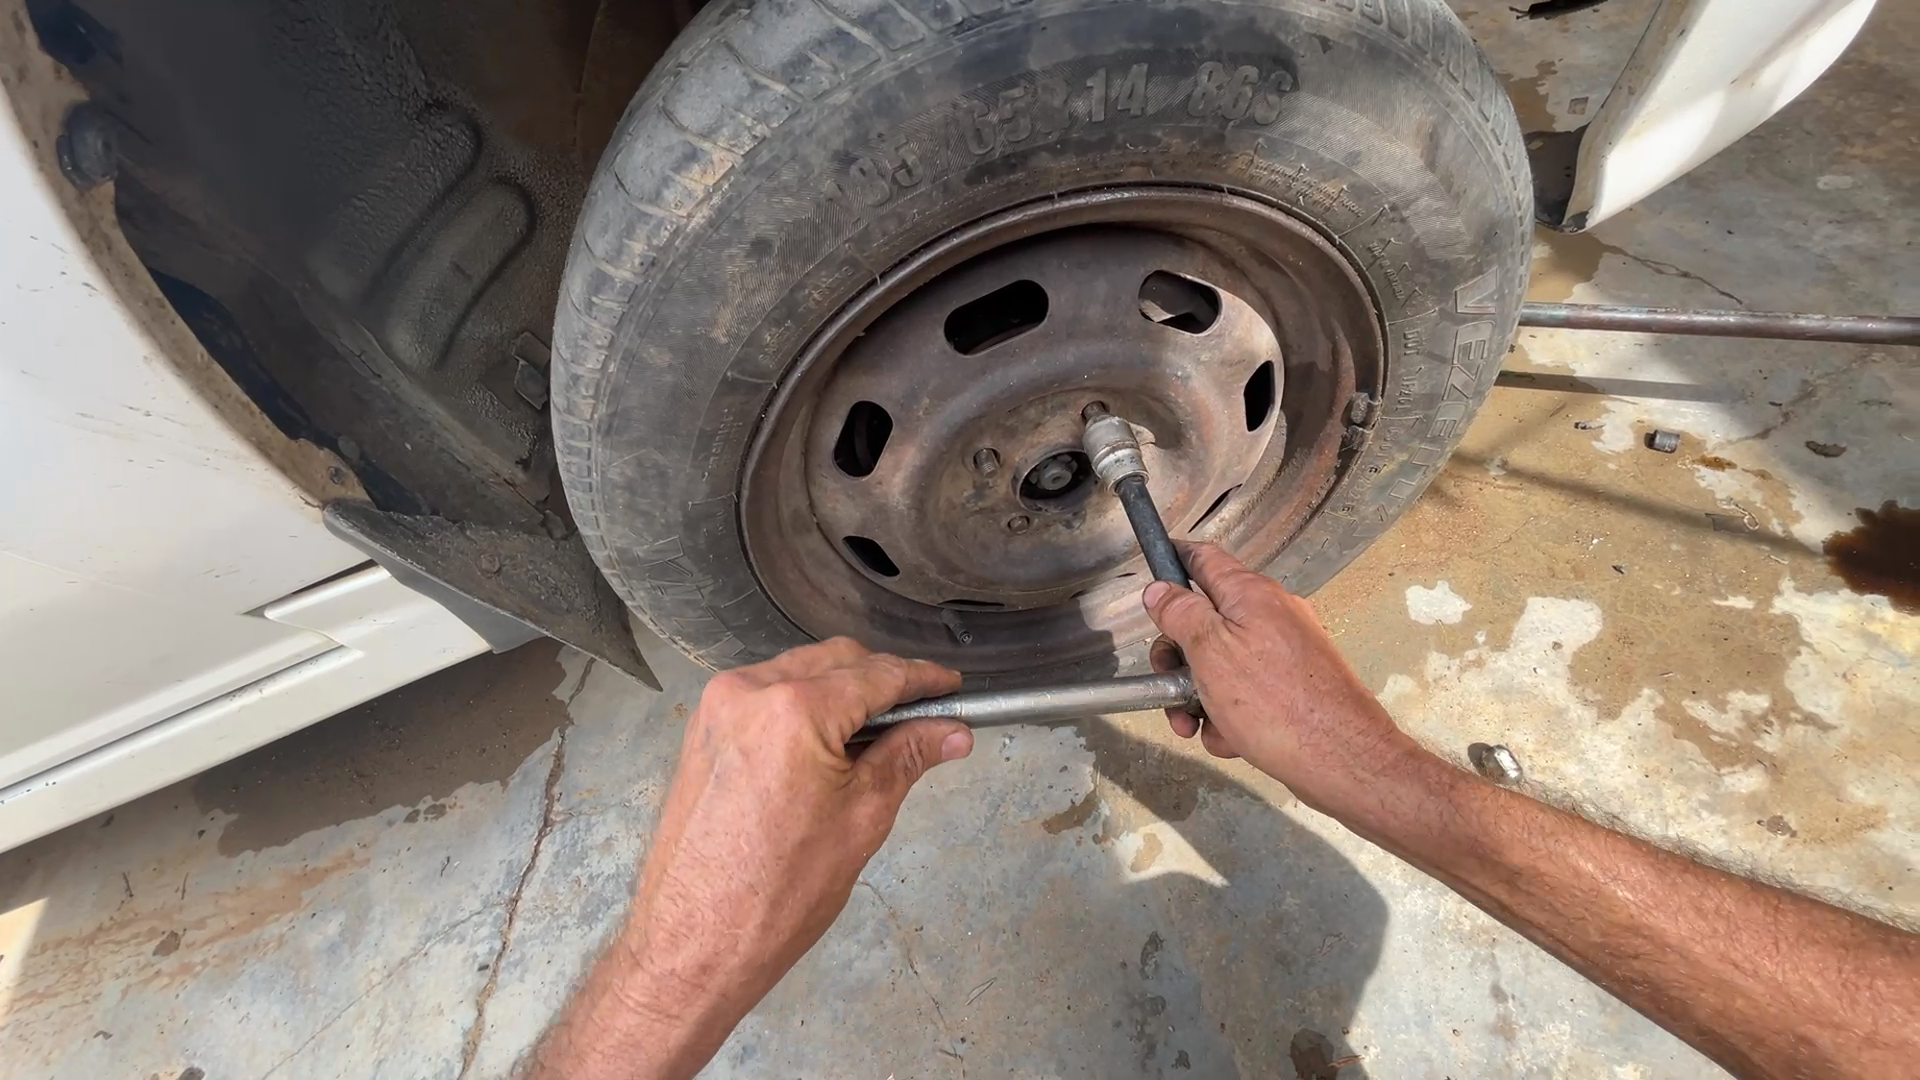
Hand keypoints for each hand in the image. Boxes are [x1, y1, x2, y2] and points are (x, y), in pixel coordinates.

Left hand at [531, 637, 969, 1079]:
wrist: (690, 945)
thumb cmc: (782, 891)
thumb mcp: (862, 818)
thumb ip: (908, 756)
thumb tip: (954, 731)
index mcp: (795, 709)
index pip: (877, 675)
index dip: (923, 678)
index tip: (952, 686)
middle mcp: (752, 688)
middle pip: (839, 659)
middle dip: (885, 678)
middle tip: (924, 712)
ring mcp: (721, 702)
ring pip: (803, 668)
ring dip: (846, 686)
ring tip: (881, 728)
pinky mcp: (706, 723)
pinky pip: (770, 689)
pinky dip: (808, 699)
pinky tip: (830, 735)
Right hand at [1143, 543, 1427, 817]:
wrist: (1346, 762)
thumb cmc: (1274, 703)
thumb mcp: (1210, 651)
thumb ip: (1180, 614)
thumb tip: (1158, 589)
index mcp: (1250, 594)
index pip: (1203, 558)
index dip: (1172, 562)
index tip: (1150, 584)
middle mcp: (1271, 614)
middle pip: (1205, 619)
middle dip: (1178, 655)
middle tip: (1166, 685)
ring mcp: (1286, 650)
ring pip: (1222, 660)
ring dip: (1200, 692)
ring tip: (1199, 727)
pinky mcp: (1295, 684)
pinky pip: (1248, 688)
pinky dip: (1231, 712)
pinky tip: (1231, 739)